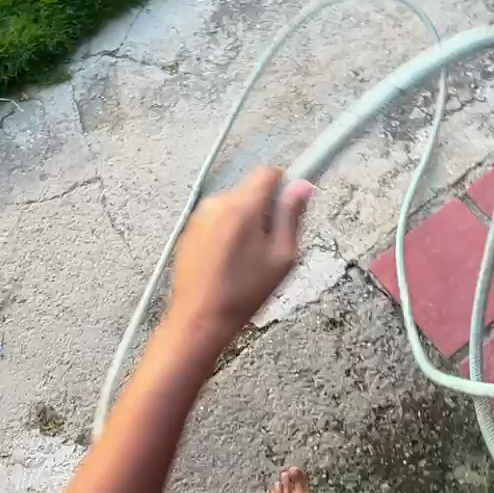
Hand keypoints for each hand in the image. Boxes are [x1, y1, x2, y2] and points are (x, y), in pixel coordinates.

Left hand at [168, 167, 314, 341]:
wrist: (200, 319)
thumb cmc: (242, 295)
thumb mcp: (282, 257)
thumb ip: (292, 217)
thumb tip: (303, 187)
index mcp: (242, 208)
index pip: (270, 173)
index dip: (286, 187)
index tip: (294, 201)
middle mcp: (217, 205)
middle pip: (252, 190)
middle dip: (266, 211)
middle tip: (272, 245)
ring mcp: (200, 217)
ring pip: (236, 206)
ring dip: (247, 223)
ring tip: (248, 259)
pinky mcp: (190, 230)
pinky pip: (219, 219)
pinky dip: (229, 233)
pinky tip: (231, 262)